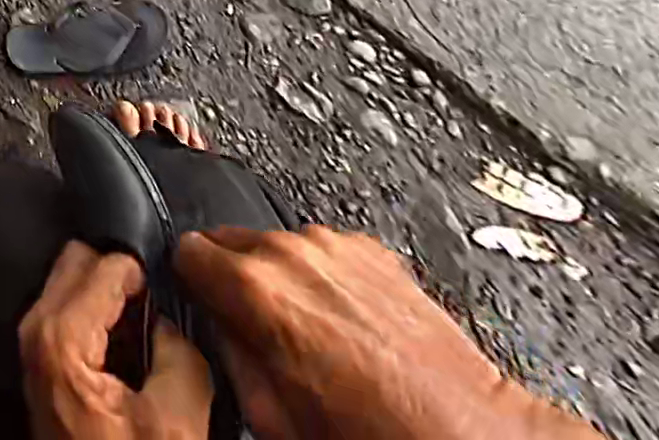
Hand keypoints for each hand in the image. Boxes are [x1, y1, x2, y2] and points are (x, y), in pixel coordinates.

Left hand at [18, 241, 216, 439]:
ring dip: (107, 293)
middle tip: (155, 305)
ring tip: (145, 327)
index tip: (166, 286)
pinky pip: (68, 309)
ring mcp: (32, 343)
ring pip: (70, 280)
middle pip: (77, 260)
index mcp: (62, 337)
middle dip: (117, 272)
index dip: (141, 272)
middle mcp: (36, 329)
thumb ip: (179, 352)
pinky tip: (127, 348)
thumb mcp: (176, 423)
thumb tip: (166, 322)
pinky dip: (96, 314)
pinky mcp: (39, 360)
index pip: (103, 265)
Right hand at [175, 227, 601, 439]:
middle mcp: (288, 252)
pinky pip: (316, 249)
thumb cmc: (379, 437)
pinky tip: (341, 318)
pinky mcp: (366, 247)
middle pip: (224, 239)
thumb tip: (209, 324)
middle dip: (232, 276)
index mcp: (255, 287)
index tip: (203, 299)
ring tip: (309, 327)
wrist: (473, 438)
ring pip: (271, 243)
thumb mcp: (269, 415)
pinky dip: (318, 274)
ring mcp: (330, 245)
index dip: (190, 279)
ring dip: (276, 274)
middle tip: (257, 324)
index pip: (185, 248)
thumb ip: (225, 352)